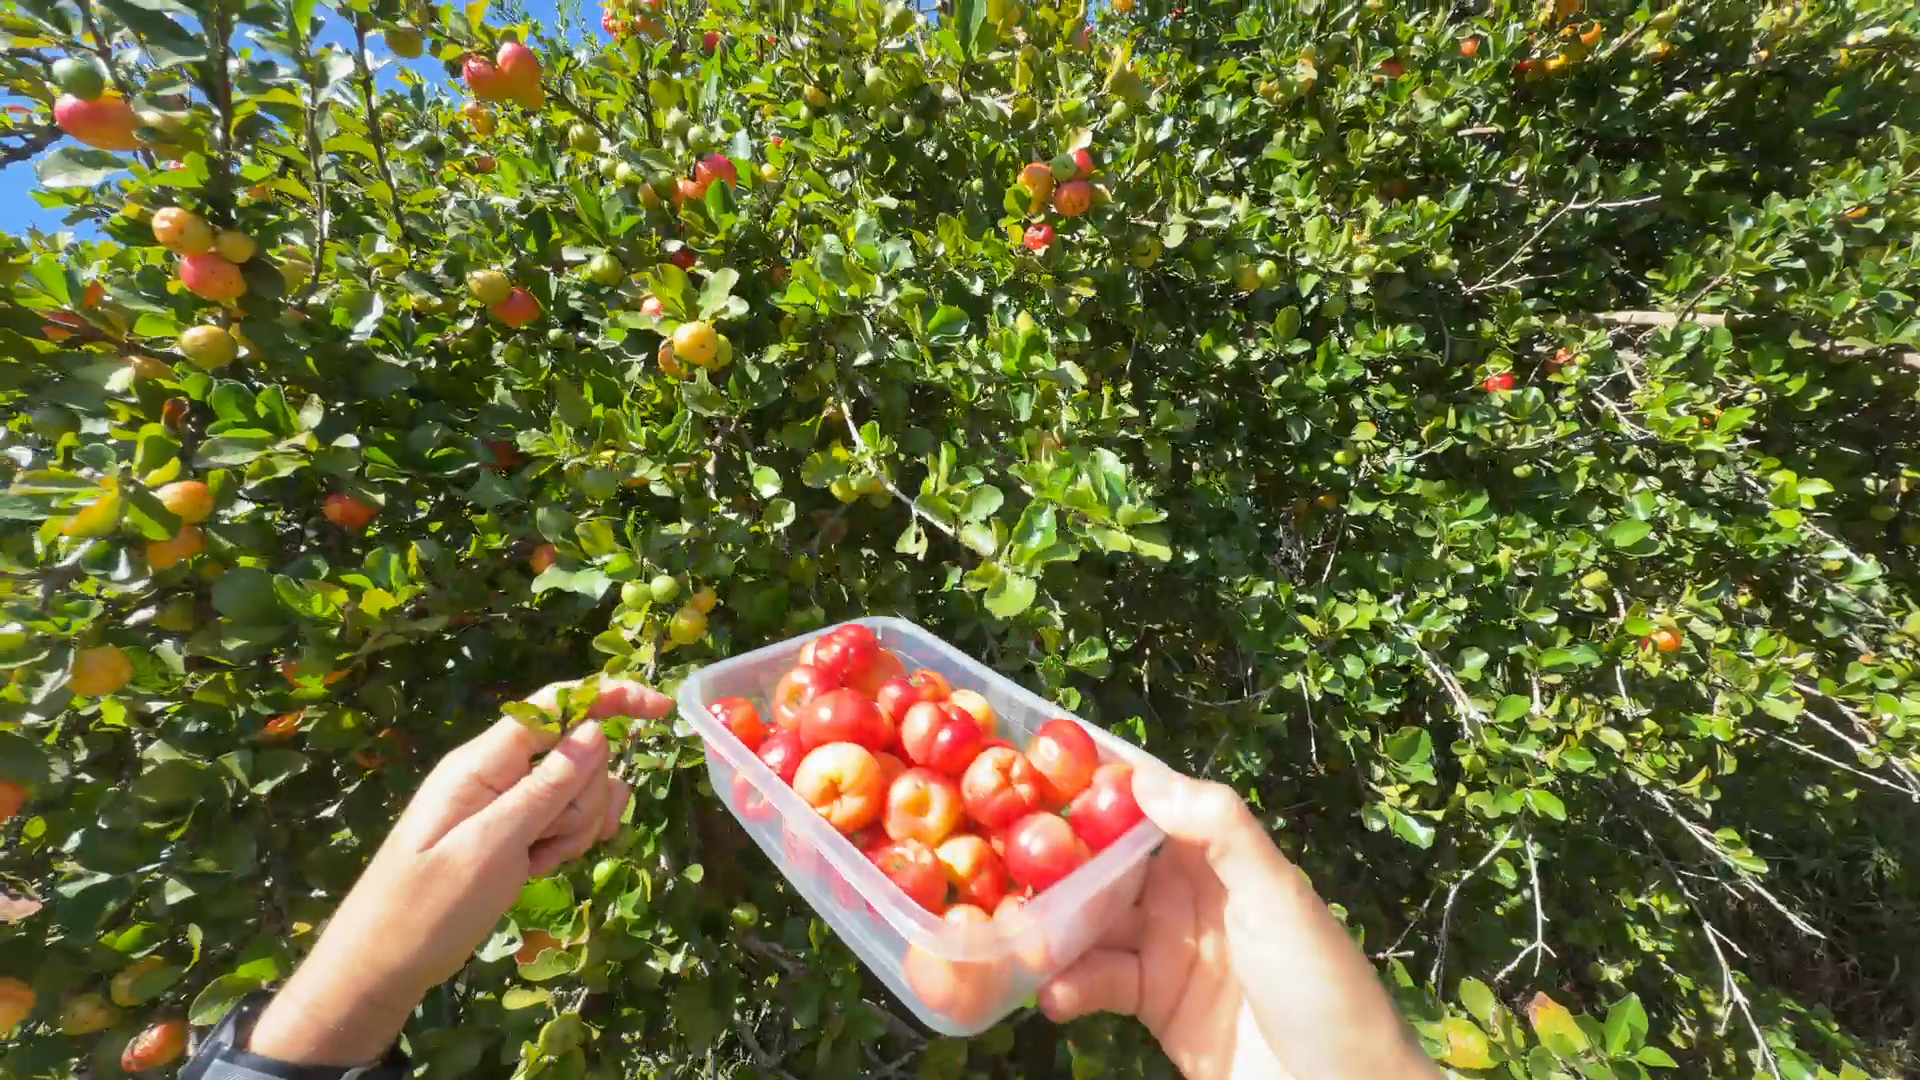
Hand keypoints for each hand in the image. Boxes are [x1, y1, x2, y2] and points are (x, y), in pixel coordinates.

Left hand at [248, 678, 671, 1066]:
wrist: (378, 972)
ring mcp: (514, 797)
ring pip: (585, 783)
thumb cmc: (423, 909)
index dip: (612, 696)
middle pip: (582, 750)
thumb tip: (598, 729)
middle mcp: (503, 769)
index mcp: (485, 761)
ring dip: (580, 820)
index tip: (662, 711)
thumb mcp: (489, 848)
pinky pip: (574, 810)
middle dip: (586, 793)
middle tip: (552, 840)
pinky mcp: (523, 824)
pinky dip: (576, 833)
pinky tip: (553, 861)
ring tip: (542, 860)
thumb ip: (546, 786)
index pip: (558, 704)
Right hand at [1040, 765, 1437, 1079]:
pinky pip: (1098, 980)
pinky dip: (1072, 984)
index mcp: (1213, 854)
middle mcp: (1180, 891)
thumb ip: (1219, 829)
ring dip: (1055, 925)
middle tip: (1005, 853)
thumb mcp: (1278, 896)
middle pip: (1107, 861)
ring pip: (1093, 920)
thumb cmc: (1318, 986)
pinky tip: (1052, 994)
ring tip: (1016, 933)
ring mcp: (1162, 946)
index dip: (1101, 781)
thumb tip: (1143, 777)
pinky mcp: (1149, 1000)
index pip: (1148, 802)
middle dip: (1059, 856)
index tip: (1044, 761)